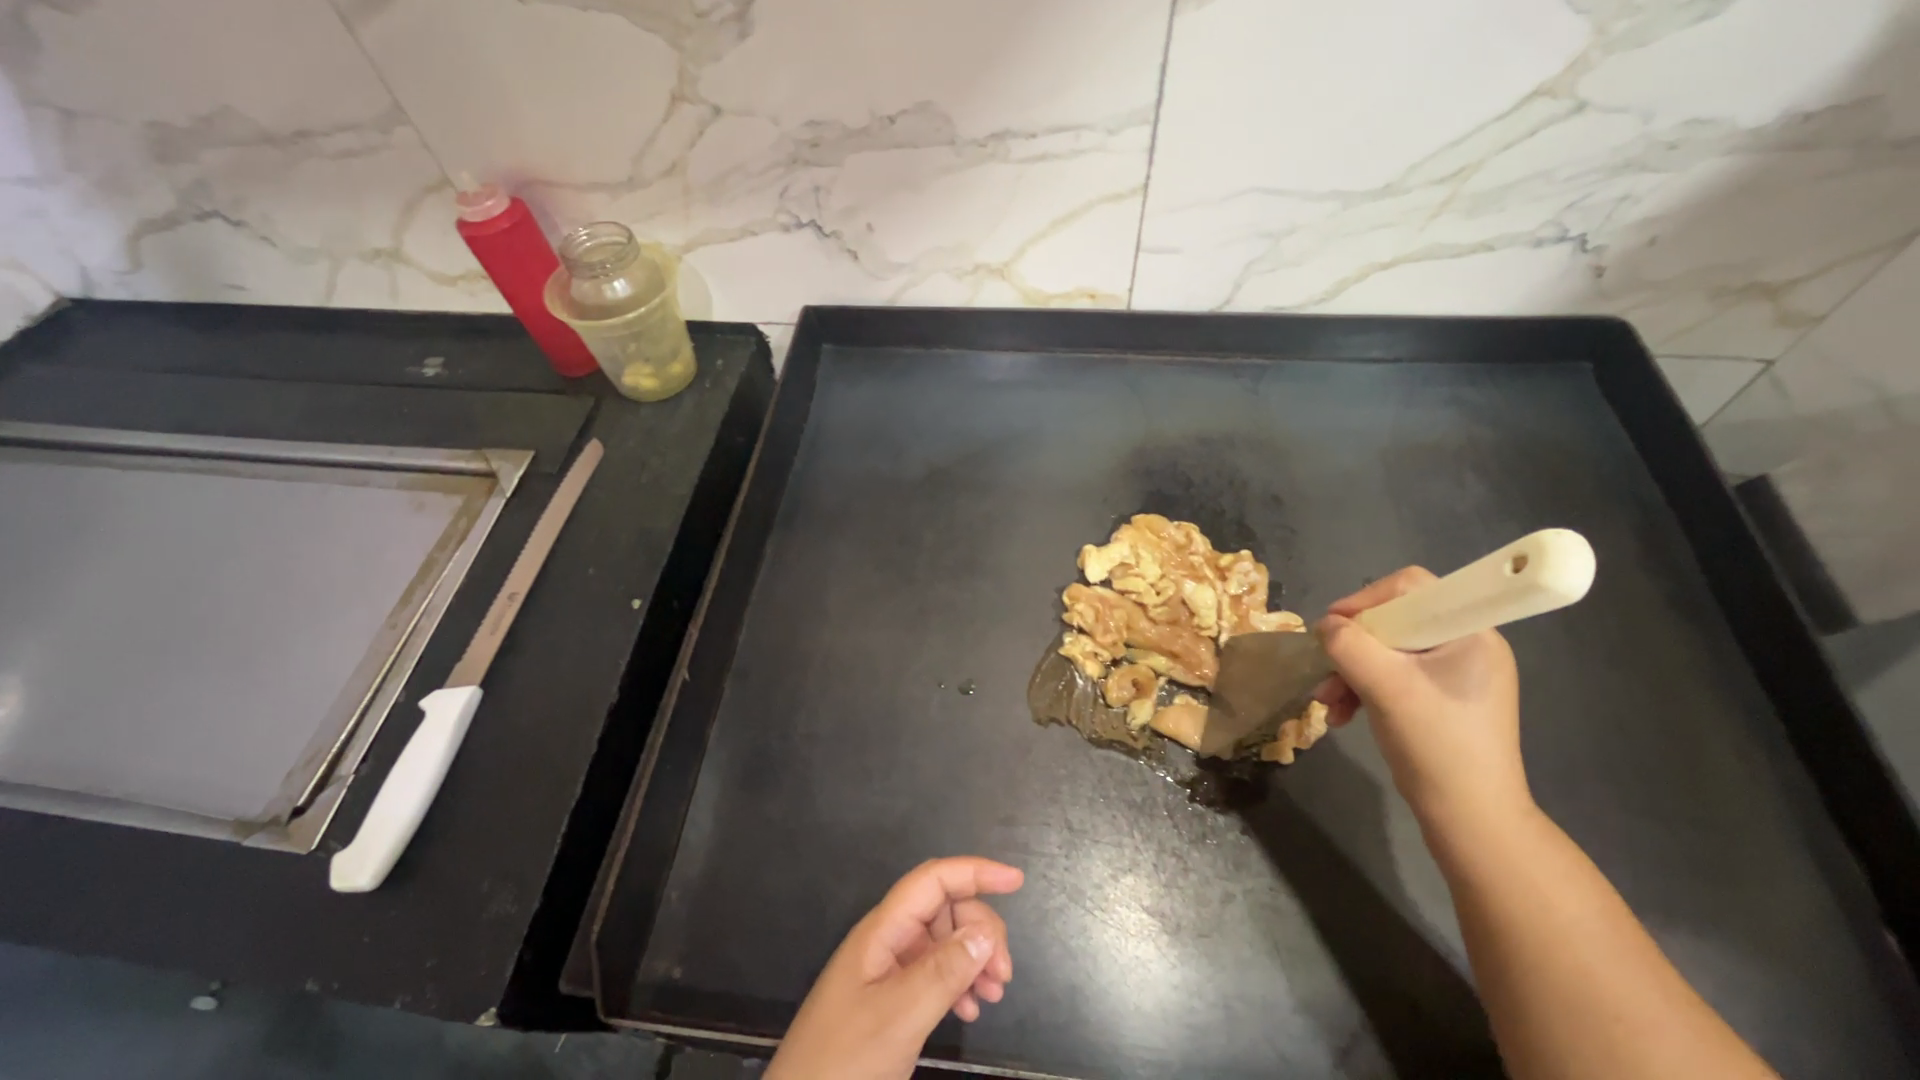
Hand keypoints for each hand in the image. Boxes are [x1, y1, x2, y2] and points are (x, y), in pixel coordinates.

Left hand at [765, 857, 1024, 1079]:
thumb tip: (985, 932)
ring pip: (945, 942)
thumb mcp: (899, 1016)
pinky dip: (960, 984)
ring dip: (975, 960)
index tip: (1017, 881)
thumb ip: (943, 972)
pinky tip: (970, 1011)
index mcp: (882, 930)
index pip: (933, 880)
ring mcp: (888, 969)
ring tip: (993, 995)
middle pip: (945, 909)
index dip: (975, 872)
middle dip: (982, 930)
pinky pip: (936, 973)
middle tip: (1003, 974)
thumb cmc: (845, 1058)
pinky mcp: (892, 997)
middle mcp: (887, 941)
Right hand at [1313, 567, 1531, 829]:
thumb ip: (1350, 646)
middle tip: (1327, 674)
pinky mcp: (1444, 701)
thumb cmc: (1436, 745)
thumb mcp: (1386, 688)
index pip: (1412, 587)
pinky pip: (1396, 677)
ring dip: (1352, 673)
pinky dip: (1366, 690)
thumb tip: (1325, 626)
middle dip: (1353, 647)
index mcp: (1470, 633)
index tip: (1334, 628)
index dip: (1366, 600)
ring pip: (1389, 653)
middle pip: (1395, 622)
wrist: (1470, 820)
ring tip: (1331, 704)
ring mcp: (1457, 676)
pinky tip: (1348, 716)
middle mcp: (1468, 646)